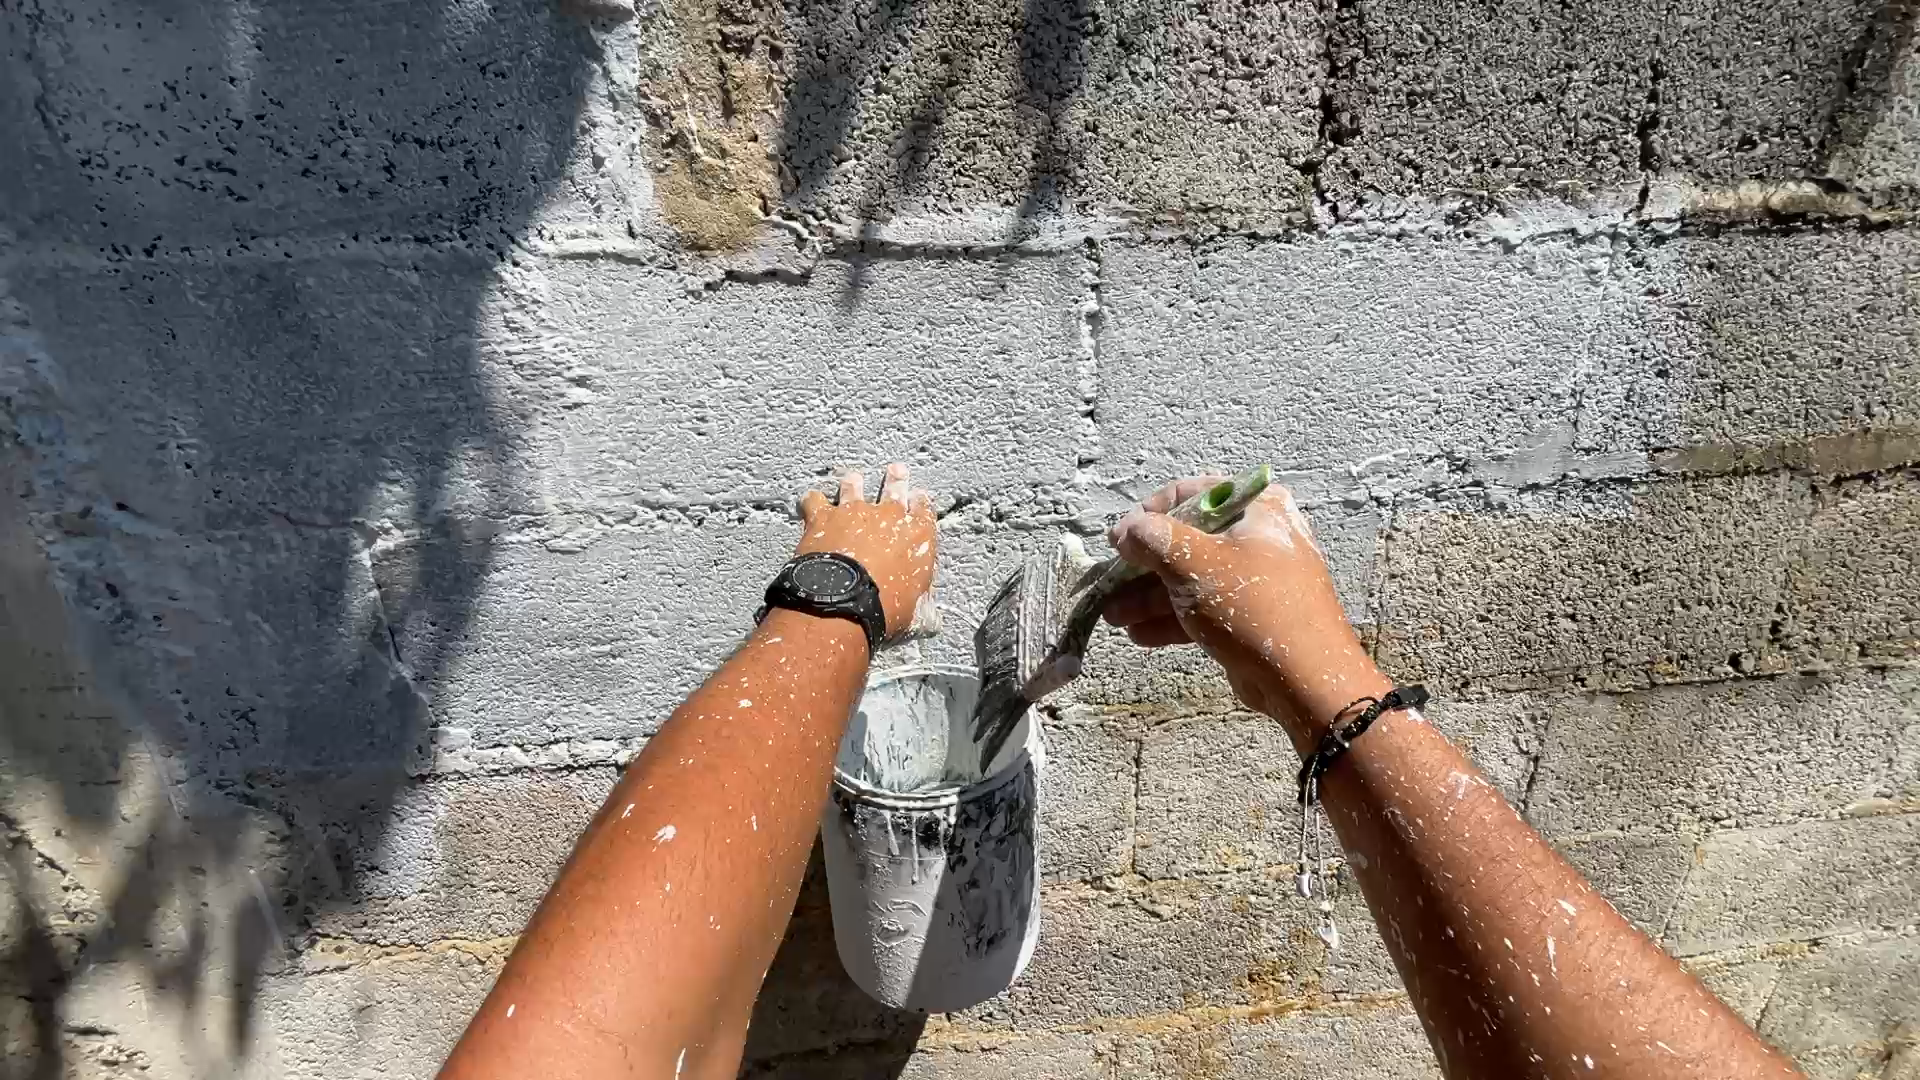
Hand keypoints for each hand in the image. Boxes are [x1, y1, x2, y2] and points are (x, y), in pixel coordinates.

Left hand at [796, 464, 935, 638]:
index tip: (920, 497)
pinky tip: (810, 501)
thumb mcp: (915, 616)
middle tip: (896, 469)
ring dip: (854, 482)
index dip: (922, 503)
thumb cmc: (886, 609)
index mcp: (918, 536)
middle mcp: (890, 516)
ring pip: (855, 486)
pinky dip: (813, 501)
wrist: (844, 603)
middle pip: (895, 487)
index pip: (925, 510)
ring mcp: (855, 512)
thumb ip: (925, 611)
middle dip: (896, 478)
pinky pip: (816, 500)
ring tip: (853, 478)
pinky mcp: (824, 517)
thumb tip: (934, 623)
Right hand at [1101, 478, 1387, 748]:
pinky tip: (1139, 634)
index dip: (1148, 514)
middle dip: (1141, 567)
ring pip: (1188, 579)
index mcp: (1255, 508)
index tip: (1119, 539)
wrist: (1305, 679)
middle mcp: (1257, 536)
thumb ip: (1150, 538)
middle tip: (1109, 584)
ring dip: (1148, 597)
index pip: (1190, 493)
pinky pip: (1201, 608)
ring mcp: (1254, 578)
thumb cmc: (1252, 607)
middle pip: (1185, 541)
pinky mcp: (1249, 616)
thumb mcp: (1193, 563)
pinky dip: (1170, 618)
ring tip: (1114, 617)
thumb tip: (1123, 531)